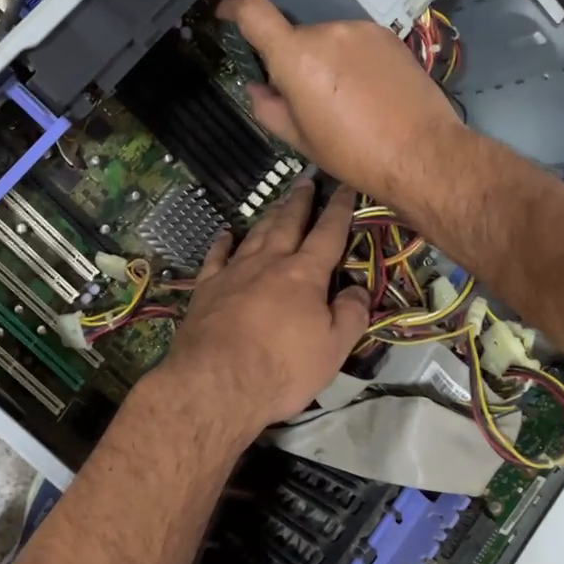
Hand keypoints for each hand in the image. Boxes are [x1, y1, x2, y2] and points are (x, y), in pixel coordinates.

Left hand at [157, 181, 371, 432]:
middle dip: (300, 202)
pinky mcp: (206, 288)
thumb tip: (357, 287)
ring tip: (277, 202)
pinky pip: (216, 256)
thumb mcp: (334, 348)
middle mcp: (268, 263)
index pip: (328, 233)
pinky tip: (226, 233)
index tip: (346, 188)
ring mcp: (233, 272)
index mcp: (304, 275)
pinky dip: (222, 242)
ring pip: (254, 234)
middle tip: (306, 181)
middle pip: (287, 224)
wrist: (217, 382)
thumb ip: (350, 314)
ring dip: (268, 216)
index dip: (340, 210)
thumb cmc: (283, 368)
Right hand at [217, 0, 467, 207]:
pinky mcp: (388, 37)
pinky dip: (350, 62)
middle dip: (292, 63)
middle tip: (304, 101)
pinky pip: (354, 44)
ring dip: (324, 63)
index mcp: (296, 56)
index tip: (225, 12)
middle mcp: (327, 32)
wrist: (423, 153)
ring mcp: (361, 30)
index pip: (254, 13)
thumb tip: (257, 88)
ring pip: (327, 41)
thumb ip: (268, 108)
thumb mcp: (299, 139)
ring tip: (342, 102)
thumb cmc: (353, 153)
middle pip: (295, 38)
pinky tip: (366, 93)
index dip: (234, 7)